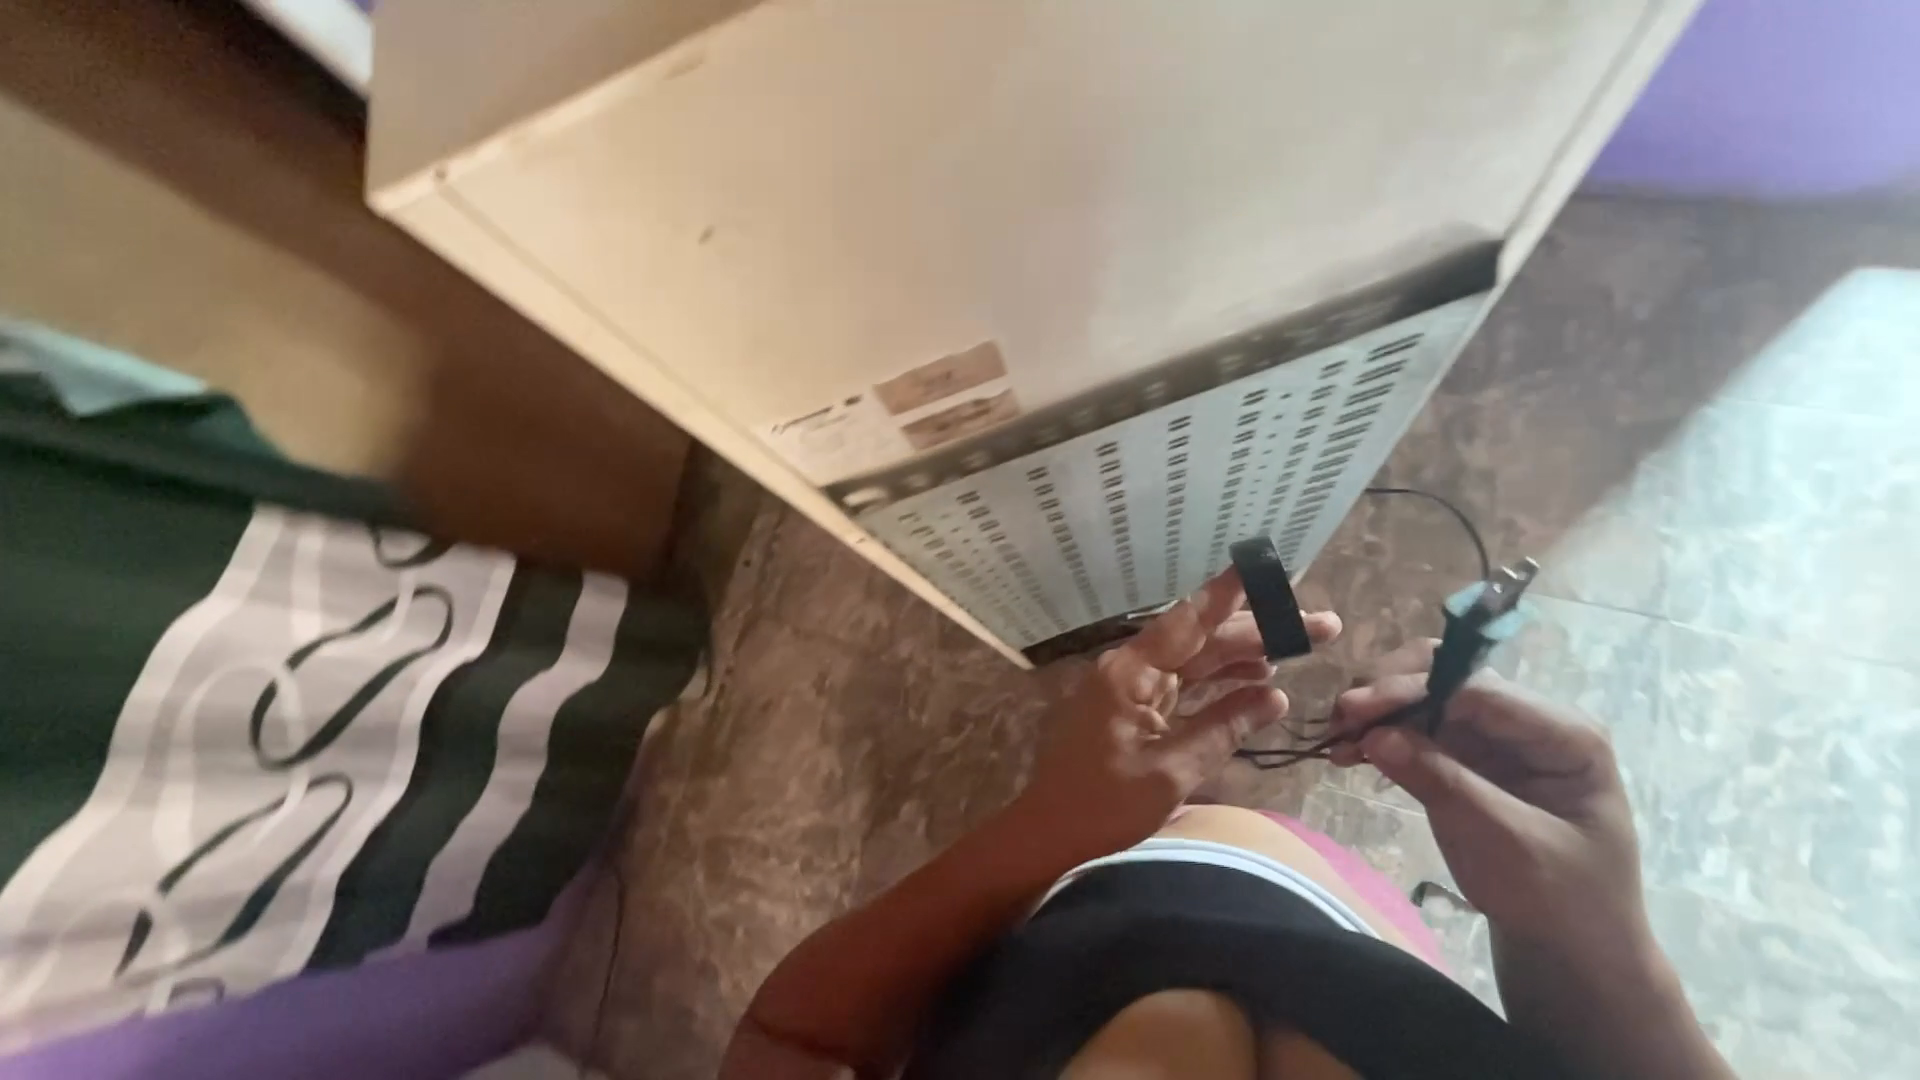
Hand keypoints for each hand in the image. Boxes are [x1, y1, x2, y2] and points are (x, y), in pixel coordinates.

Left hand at [1011, 568, 1341, 862]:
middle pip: (1200, 640)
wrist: (1050, 835)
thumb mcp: (1172, 772)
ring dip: (1243, 655)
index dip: (1229, 592)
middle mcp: (1129, 669)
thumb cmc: (1103, 807)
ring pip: (1195, 661)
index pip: (1188, 621)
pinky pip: (1183, 685)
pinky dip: (1218, 684)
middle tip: (1319, 623)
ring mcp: (1130, 688)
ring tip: (1298, 647)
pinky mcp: (1133, 709)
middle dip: (1257, 630)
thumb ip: (1223, 728)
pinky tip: (1258, 681)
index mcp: (1130, 673)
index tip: (1263, 563)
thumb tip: (1274, 696)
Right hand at [1329, 640, 1648, 957]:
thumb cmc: (1557, 898)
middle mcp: (1523, 720)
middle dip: (1388, 690)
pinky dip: (1376, 733)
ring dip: (1374, 710)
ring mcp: (1489, 735)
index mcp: (1561, 733)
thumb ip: (1444, 783)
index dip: (1410, 689)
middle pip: (1444, 675)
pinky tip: (1346, 753)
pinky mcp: (1459, 754)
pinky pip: (1409, 727)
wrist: (1567, 946)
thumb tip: (1375, 736)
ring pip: (1419, 694)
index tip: (1354, 710)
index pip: (1475, 687)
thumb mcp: (1507, 843)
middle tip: (1341, 721)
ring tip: (1337, 740)